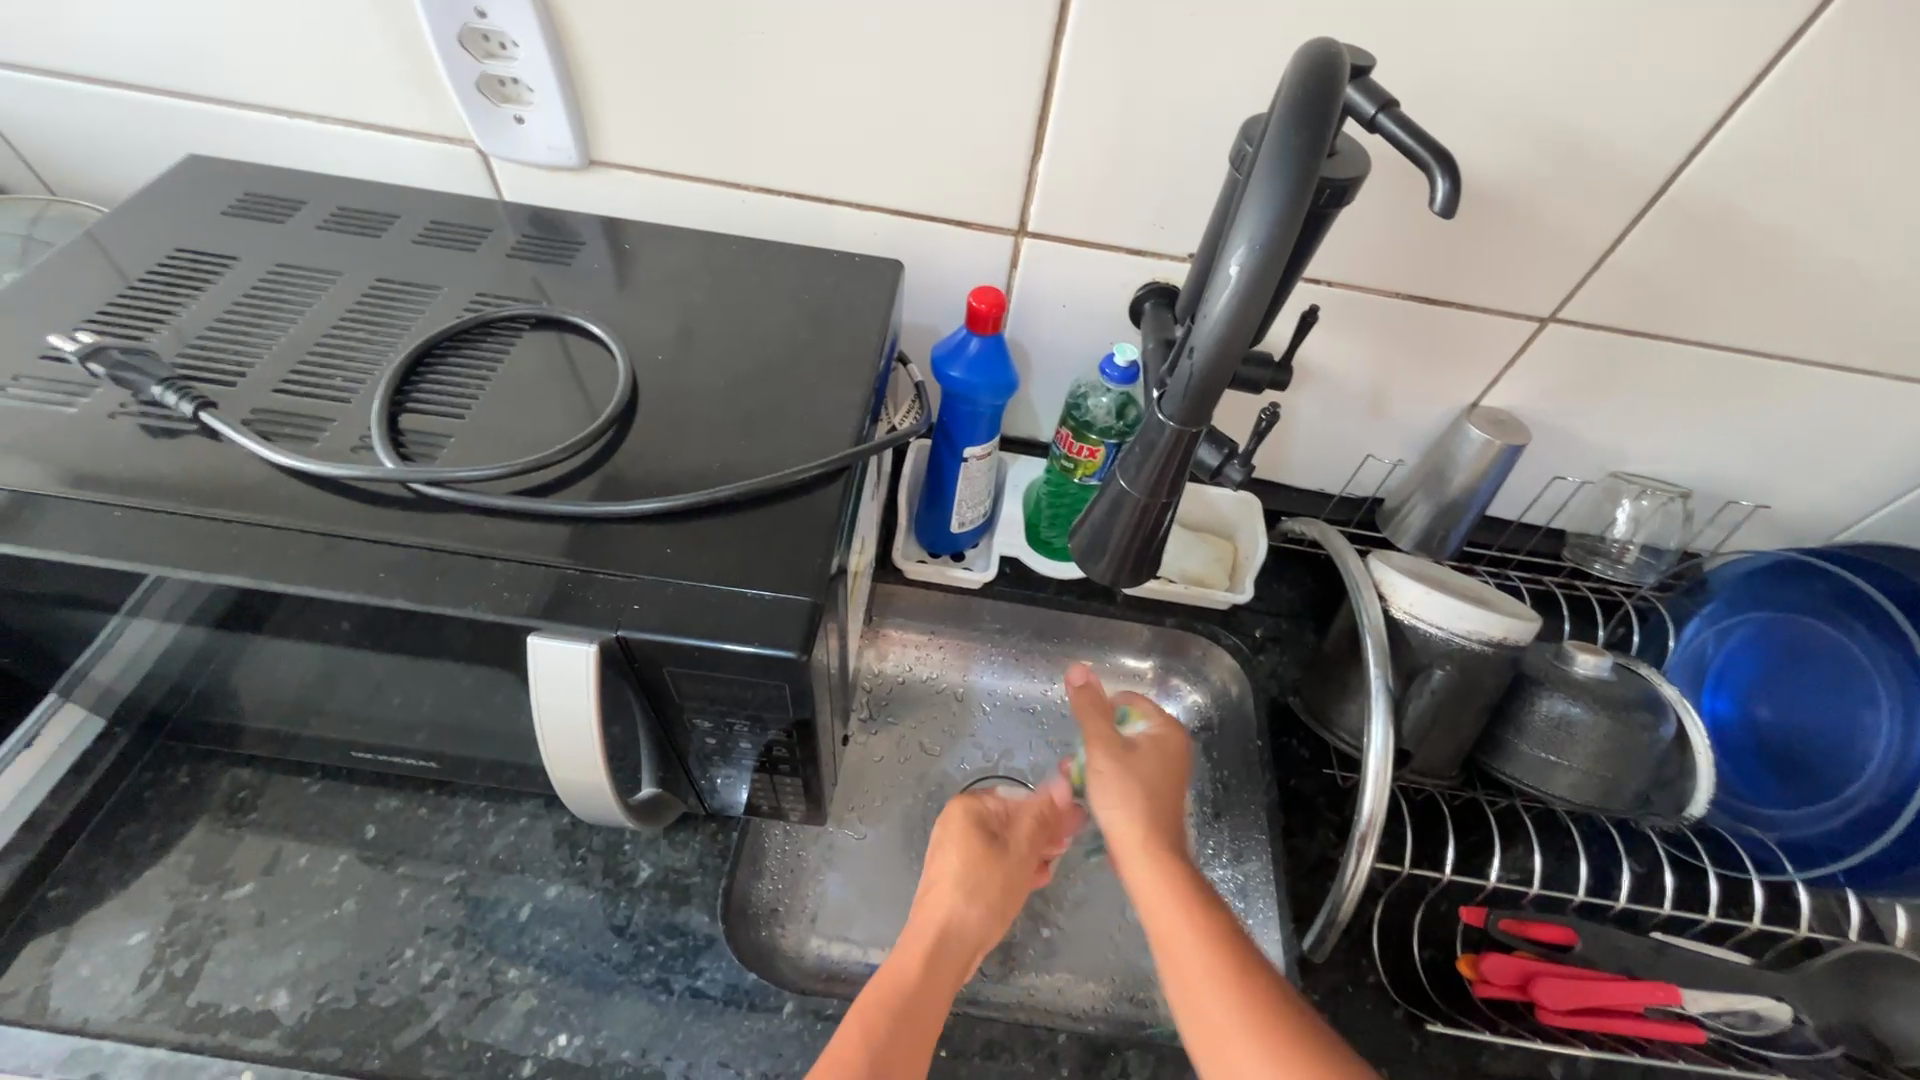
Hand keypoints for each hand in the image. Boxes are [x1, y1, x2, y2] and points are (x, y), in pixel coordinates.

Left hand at [900, 776, 1084, 979]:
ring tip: (1047, 872)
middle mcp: (959, 820)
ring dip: (1030, 855)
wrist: (941, 947)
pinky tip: (1031, 883)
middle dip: (1041, 835)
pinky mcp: (958, 873)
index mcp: (970, 806)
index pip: (1021, 797)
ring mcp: (956, 848)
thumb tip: (1064, 782)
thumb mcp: (1020, 852)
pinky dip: (1012, 869)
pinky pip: (992, 861)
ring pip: (1004, 843)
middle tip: (1063, 854)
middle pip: (1012, 819)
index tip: (1073, 832)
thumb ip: (1043, 816)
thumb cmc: (983, 892)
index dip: (1050, 814)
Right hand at [1062, 662, 1192, 866]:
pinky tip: (1089, 792)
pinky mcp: (1155, 792)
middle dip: (1093, 741)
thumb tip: (1078, 668)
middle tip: (1077, 762)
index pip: (1126, 700)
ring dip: (1093, 761)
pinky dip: (1106, 778)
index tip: (1085, 738)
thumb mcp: (1102, 748)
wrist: (1147, 857)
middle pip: (1121, 726)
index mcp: (1167, 729)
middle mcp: (1172, 746)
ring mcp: (1165, 771)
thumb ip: (1089, 708)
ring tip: (1077, 779)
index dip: (1099, 714)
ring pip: (1119, 751)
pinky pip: (1125, 772)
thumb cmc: (1127, 797)